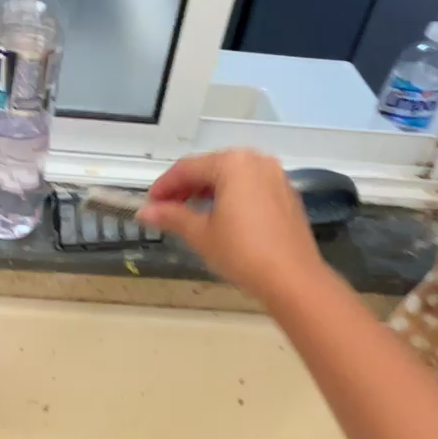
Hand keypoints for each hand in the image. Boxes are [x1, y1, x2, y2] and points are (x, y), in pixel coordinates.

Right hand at [139, 148, 328, 302]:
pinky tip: (220, 217)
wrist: (292, 278)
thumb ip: (172, 216)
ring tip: (189, 214)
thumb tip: (145, 212)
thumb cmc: (242, 252)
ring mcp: (275, 176)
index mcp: (232, 163)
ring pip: (232, 177)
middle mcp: (256, 160)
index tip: (149, 204)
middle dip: (186, 187)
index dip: (164, 186)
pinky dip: (231, 196)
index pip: (187, 168)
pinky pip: (250, 187)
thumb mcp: (201, 233)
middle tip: (165, 209)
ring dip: (207, 191)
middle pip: (211, 168)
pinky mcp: (286, 194)